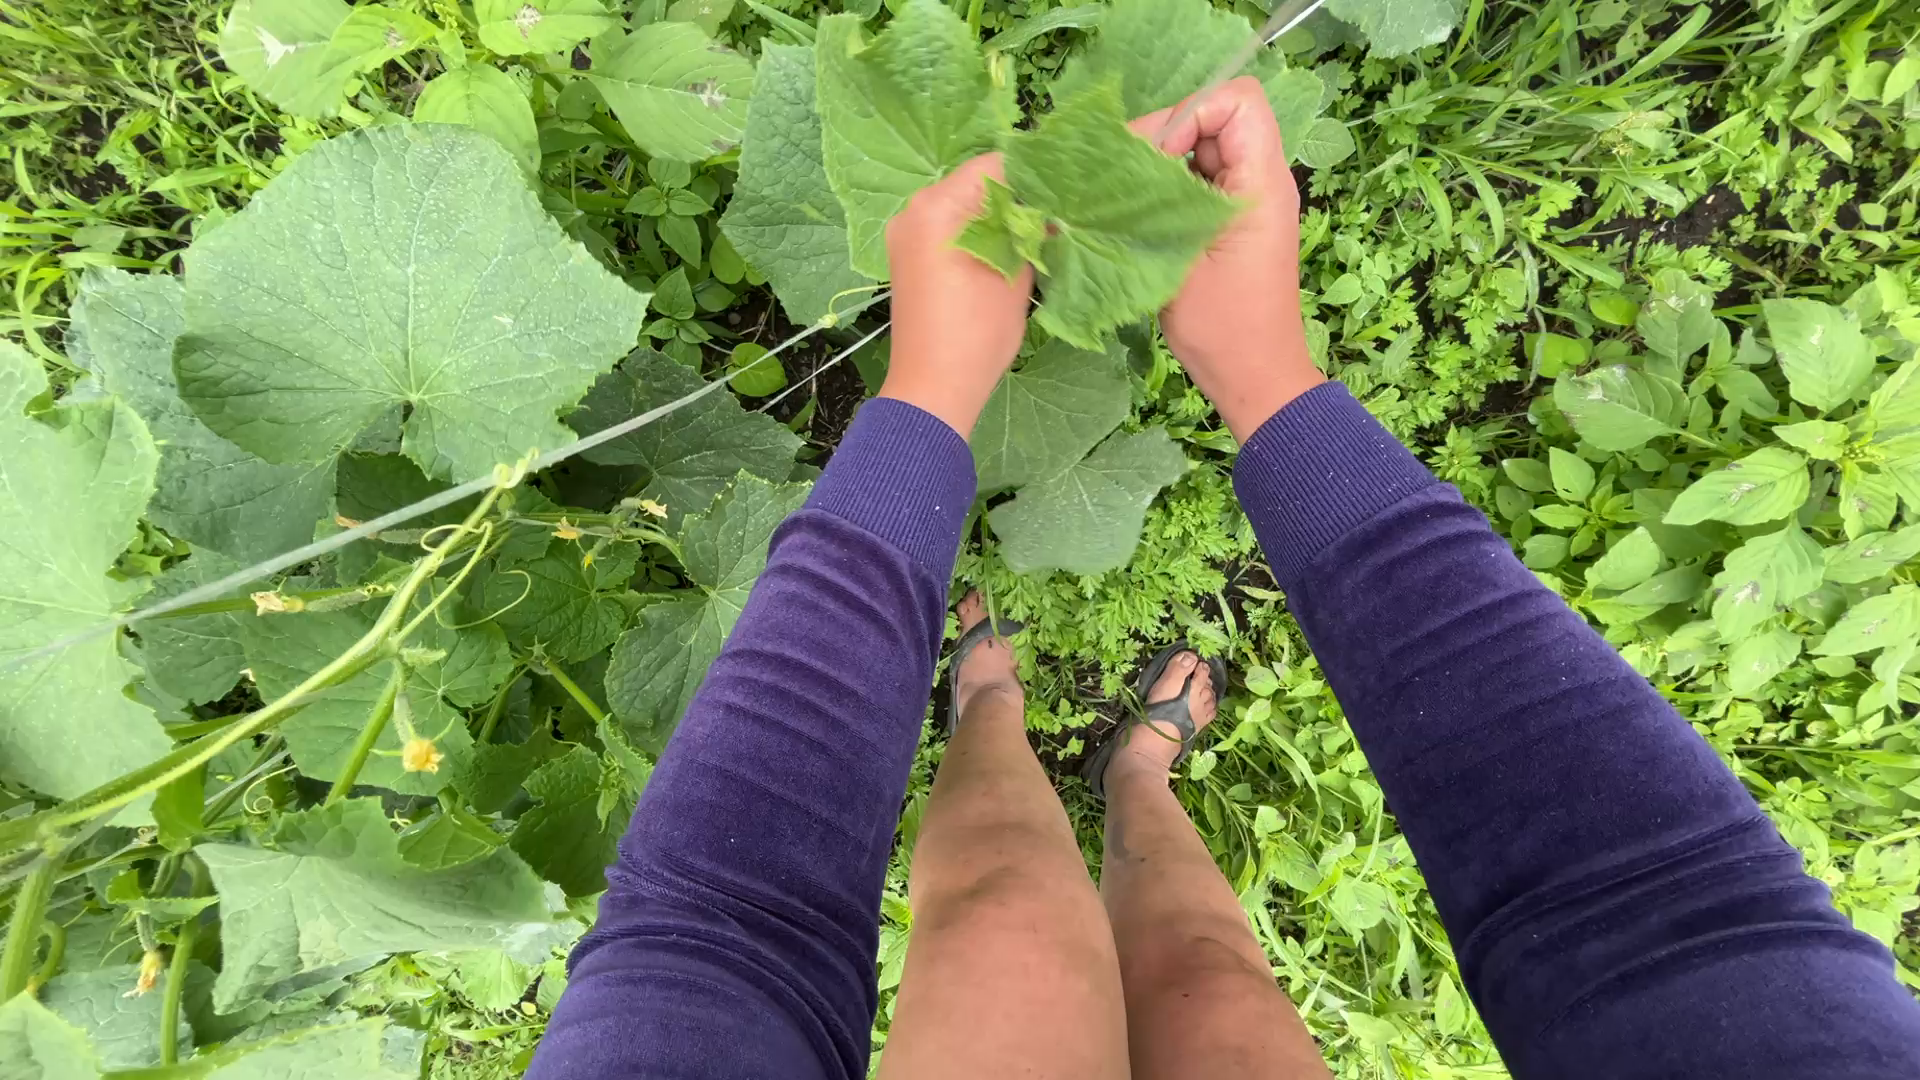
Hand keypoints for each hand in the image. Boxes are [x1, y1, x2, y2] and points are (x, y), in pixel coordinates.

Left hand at [880, 154, 1034, 439]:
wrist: (932, 391)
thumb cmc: (976, 335)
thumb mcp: (1015, 277)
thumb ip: (1030, 233)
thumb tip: (1048, 211)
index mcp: (937, 207)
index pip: (995, 166)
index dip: (1035, 175)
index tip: (1066, 190)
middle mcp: (913, 212)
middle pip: (975, 185)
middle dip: (1015, 198)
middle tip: (1054, 213)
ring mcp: (905, 237)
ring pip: (961, 210)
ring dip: (995, 219)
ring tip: (1033, 235)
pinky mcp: (908, 261)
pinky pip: (947, 233)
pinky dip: (974, 236)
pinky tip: (1003, 252)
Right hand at [1135, 77, 1323, 442]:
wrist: (1254, 376)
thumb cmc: (1223, 329)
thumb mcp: (1180, 266)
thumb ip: (1156, 211)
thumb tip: (1117, 174)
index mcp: (1260, 185)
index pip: (1235, 102)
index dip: (1190, 114)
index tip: (1154, 159)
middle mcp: (1260, 183)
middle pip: (1215, 122)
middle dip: (1165, 139)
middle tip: (1123, 179)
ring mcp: (1246, 205)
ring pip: (1203, 155)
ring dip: (1163, 169)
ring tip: (1124, 198)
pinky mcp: (1231, 227)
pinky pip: (1201, 187)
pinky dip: (1169, 193)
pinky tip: (1139, 218)